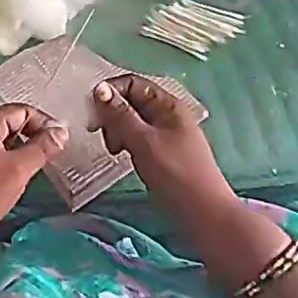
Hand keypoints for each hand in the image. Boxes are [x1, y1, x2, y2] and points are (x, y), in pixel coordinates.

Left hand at [0, 104, 67, 240]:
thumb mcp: (18, 170)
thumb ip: (42, 148)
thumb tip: (61, 131)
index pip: (21, 110)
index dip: (43, 122)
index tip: (59, 142)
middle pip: (12, 121)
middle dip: (34, 135)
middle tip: (51, 154)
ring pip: (4, 138)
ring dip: (22, 148)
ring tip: (38, 165)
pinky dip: (10, 158)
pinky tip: (18, 174)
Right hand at [90, 75, 228, 202]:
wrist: (204, 213)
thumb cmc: (175, 173)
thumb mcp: (143, 141)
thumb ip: (120, 115)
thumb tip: (99, 89)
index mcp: (167, 105)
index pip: (132, 83)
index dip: (111, 92)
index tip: (93, 112)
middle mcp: (166, 114)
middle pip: (130, 100)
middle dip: (111, 113)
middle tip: (100, 133)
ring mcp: (165, 133)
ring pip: (131, 120)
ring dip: (116, 129)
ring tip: (113, 149)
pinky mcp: (161, 151)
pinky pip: (136, 136)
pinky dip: (125, 141)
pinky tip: (121, 154)